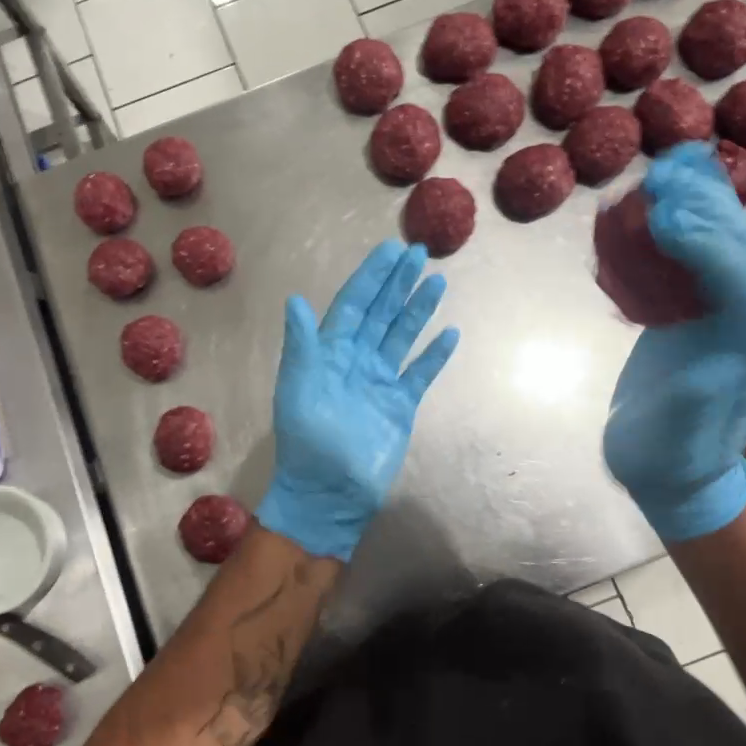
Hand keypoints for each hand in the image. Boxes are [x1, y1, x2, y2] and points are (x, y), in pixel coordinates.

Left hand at [256, 241, 459, 560]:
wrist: (329, 494)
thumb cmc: (308, 443)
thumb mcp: (298, 390)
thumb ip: (302, 346)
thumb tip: (295, 300)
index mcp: (328, 354)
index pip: (354, 306)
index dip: (371, 277)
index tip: (391, 250)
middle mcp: (355, 362)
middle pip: (381, 314)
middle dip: (398, 283)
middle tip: (420, 253)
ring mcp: (379, 383)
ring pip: (401, 337)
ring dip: (417, 310)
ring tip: (437, 282)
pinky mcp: (400, 407)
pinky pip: (419, 374)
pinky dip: (434, 355)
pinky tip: (449, 334)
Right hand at [604, 143, 745, 541]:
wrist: (677, 472)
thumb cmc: (669, 462)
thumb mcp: (674, 447)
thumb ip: (691, 410)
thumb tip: (700, 366)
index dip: (712, 249)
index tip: (666, 219)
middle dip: (711, 212)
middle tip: (662, 178)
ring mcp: (730, 316)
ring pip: (733, 247)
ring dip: (704, 205)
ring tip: (664, 172)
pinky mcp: (703, 311)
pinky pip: (706, 257)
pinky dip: (686, 223)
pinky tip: (657, 200)